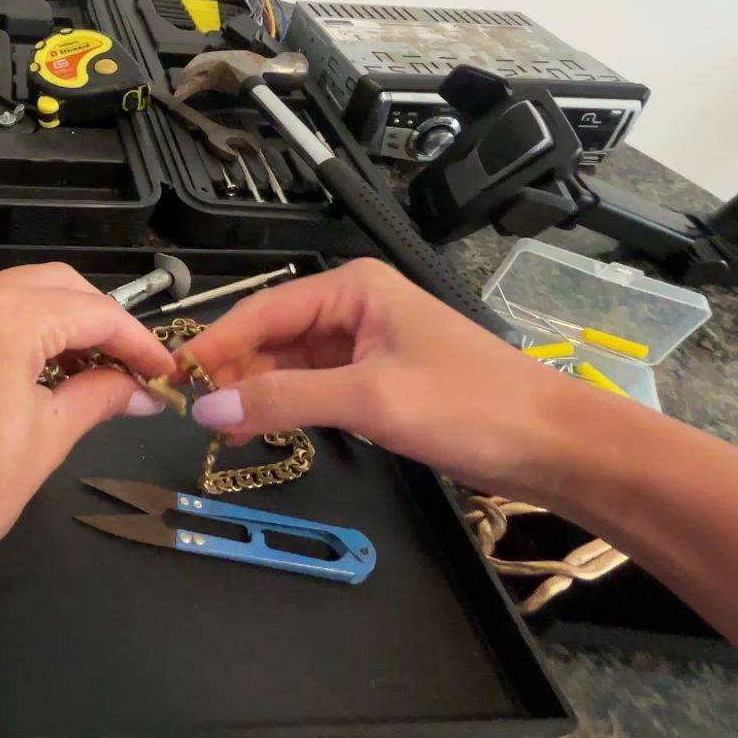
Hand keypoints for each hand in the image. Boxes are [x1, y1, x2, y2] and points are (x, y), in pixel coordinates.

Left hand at [0, 263, 173, 590]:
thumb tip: (142, 390)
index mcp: (4, 317)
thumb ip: (99, 397)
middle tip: (132, 370)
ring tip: (94, 370)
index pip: (93, 311)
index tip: (166, 371)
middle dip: (101, 322)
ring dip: (63, 320)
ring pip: (22, 290)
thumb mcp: (45, 442)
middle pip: (58, 285)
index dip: (137, 341)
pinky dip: (24, 325)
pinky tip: (44, 365)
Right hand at [179, 258, 616, 504]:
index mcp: (350, 289)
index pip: (263, 310)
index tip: (179, 376)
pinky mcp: (370, 377)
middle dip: (235, 371)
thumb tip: (206, 409)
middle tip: (200, 411)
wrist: (558, 448)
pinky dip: (283, 405)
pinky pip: (309, 384)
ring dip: (256, 392)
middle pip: (270, 335)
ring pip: (286, 362)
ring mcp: (360, 343)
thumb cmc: (469, 406)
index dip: (218, 343)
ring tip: (223, 428)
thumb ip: (284, 400)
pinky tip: (258, 426)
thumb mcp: (371, 400)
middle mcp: (349, 307)